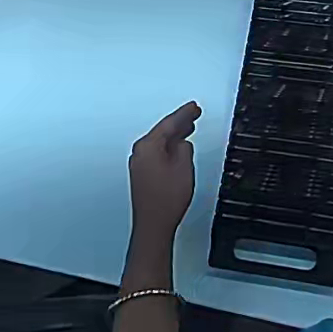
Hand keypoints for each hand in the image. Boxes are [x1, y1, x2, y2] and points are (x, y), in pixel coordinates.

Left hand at [128, 101, 199, 239]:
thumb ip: (184, 149)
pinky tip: (177, 149)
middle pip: (162, 131)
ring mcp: (139, 164)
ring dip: (174, 135)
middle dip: (179, 122)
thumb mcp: (184, 167)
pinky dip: (168, 148)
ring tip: (189, 127)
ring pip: (160, 142)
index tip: (193, 107)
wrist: (153, 224)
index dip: (184, 113)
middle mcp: (140, 152)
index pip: (169, 123)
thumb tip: (182, 143)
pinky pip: (157, 153)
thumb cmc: (166, 199)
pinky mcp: (142, 174)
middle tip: (193, 113)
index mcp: (148, 146)